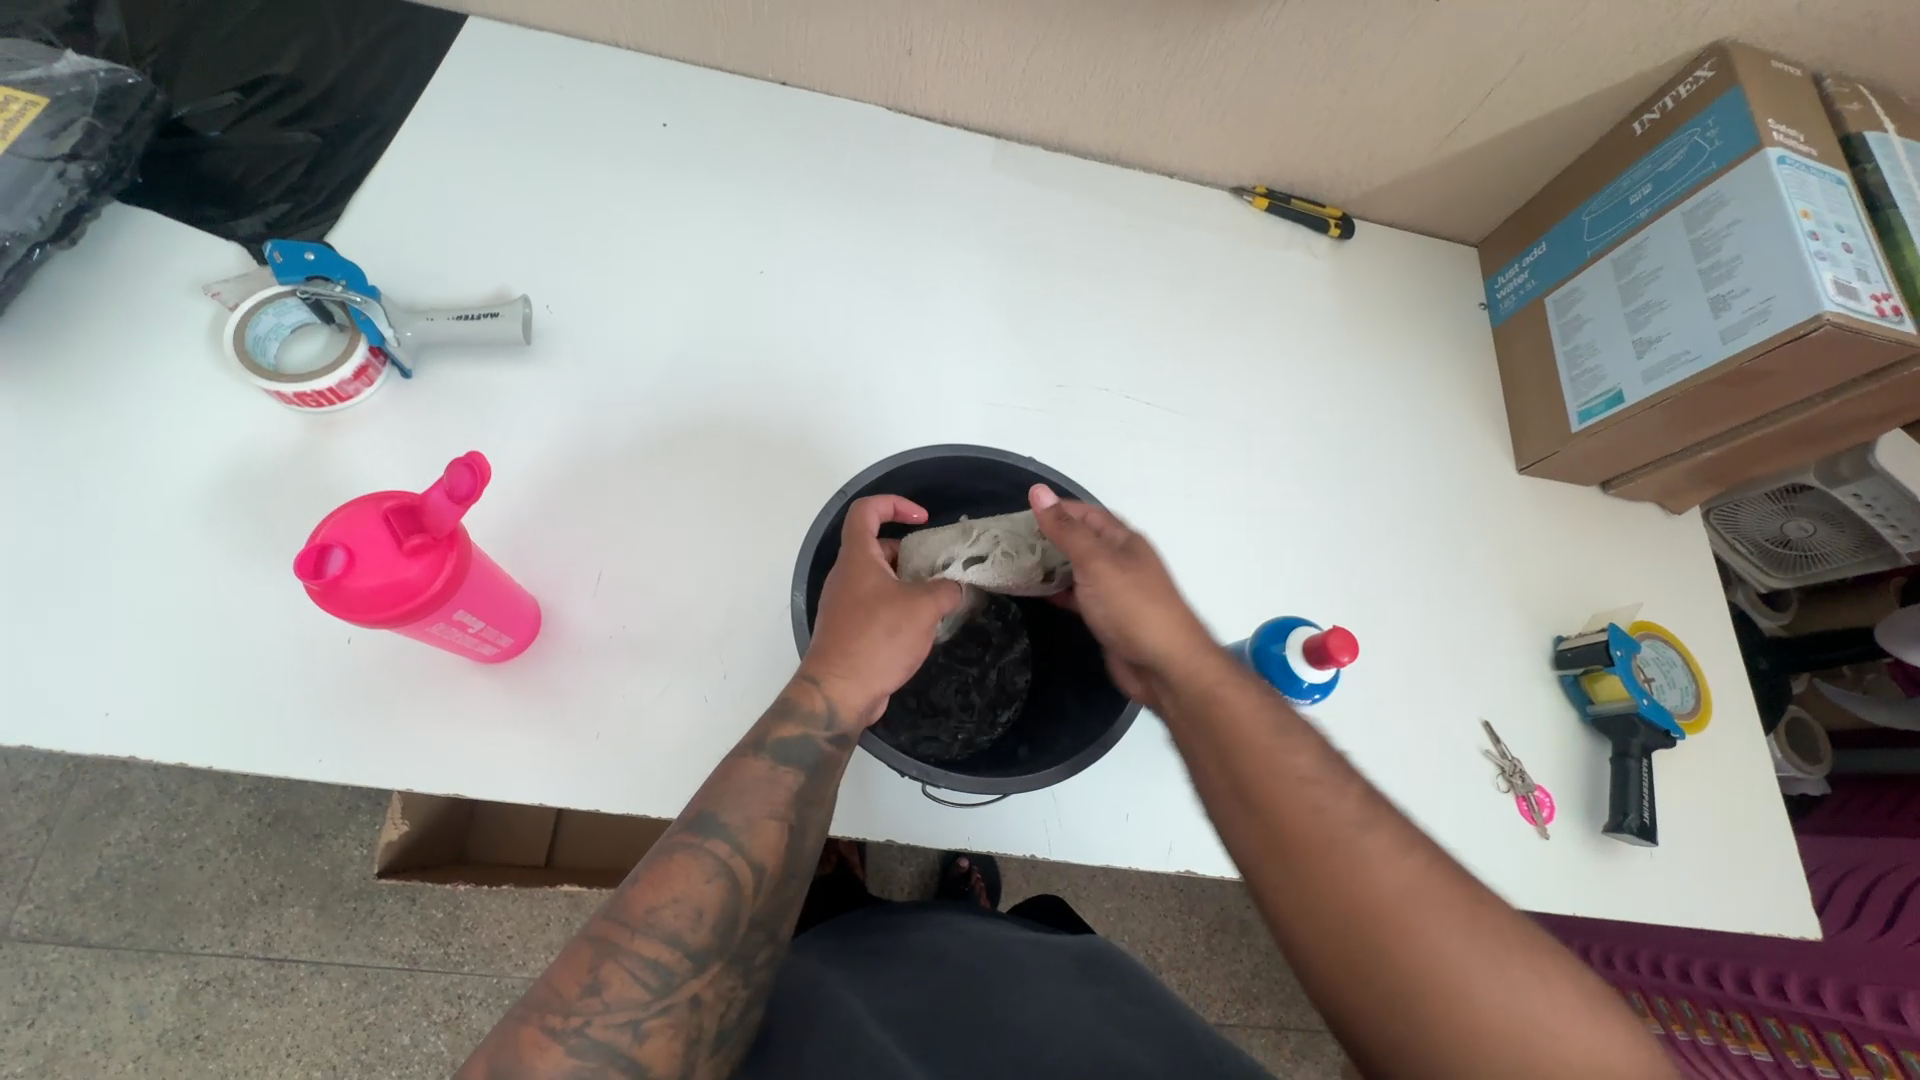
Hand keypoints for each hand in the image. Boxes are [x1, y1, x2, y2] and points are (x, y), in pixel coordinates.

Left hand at [798, 495, 966, 728]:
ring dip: (907, 583)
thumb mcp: (923, 608)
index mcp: (857, 558)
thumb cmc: (878, 638)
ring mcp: (844, 604)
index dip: (894, 504)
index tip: (922, 519)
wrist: (840, 691)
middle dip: (909, 553)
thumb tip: (955, 588)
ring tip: (936, 599)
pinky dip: (898, 607)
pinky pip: (875, 606)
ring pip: (878, 580)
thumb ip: (946, 590)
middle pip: (876, 547)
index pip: (866, 511)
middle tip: (937, 568)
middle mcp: (846, 576)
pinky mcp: (849, 629)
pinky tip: (920, 628)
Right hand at [1029, 484, 1217, 709]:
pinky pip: (1076, 595)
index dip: (1056, 509)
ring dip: (1049, 566)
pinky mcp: (1106, 616)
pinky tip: (1033, 592)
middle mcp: (1119, 560)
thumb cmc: (1131, 606)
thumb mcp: (1096, 561)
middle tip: (1008, 541)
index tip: (1020, 513)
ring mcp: (1113, 589)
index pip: (1085, 513)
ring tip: (1013, 564)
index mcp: (1122, 540)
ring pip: (1076, 569)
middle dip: (1048, 537)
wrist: (1163, 665)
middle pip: (1080, 540)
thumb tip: (1038, 490)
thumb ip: (1066, 529)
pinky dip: (1056, 592)